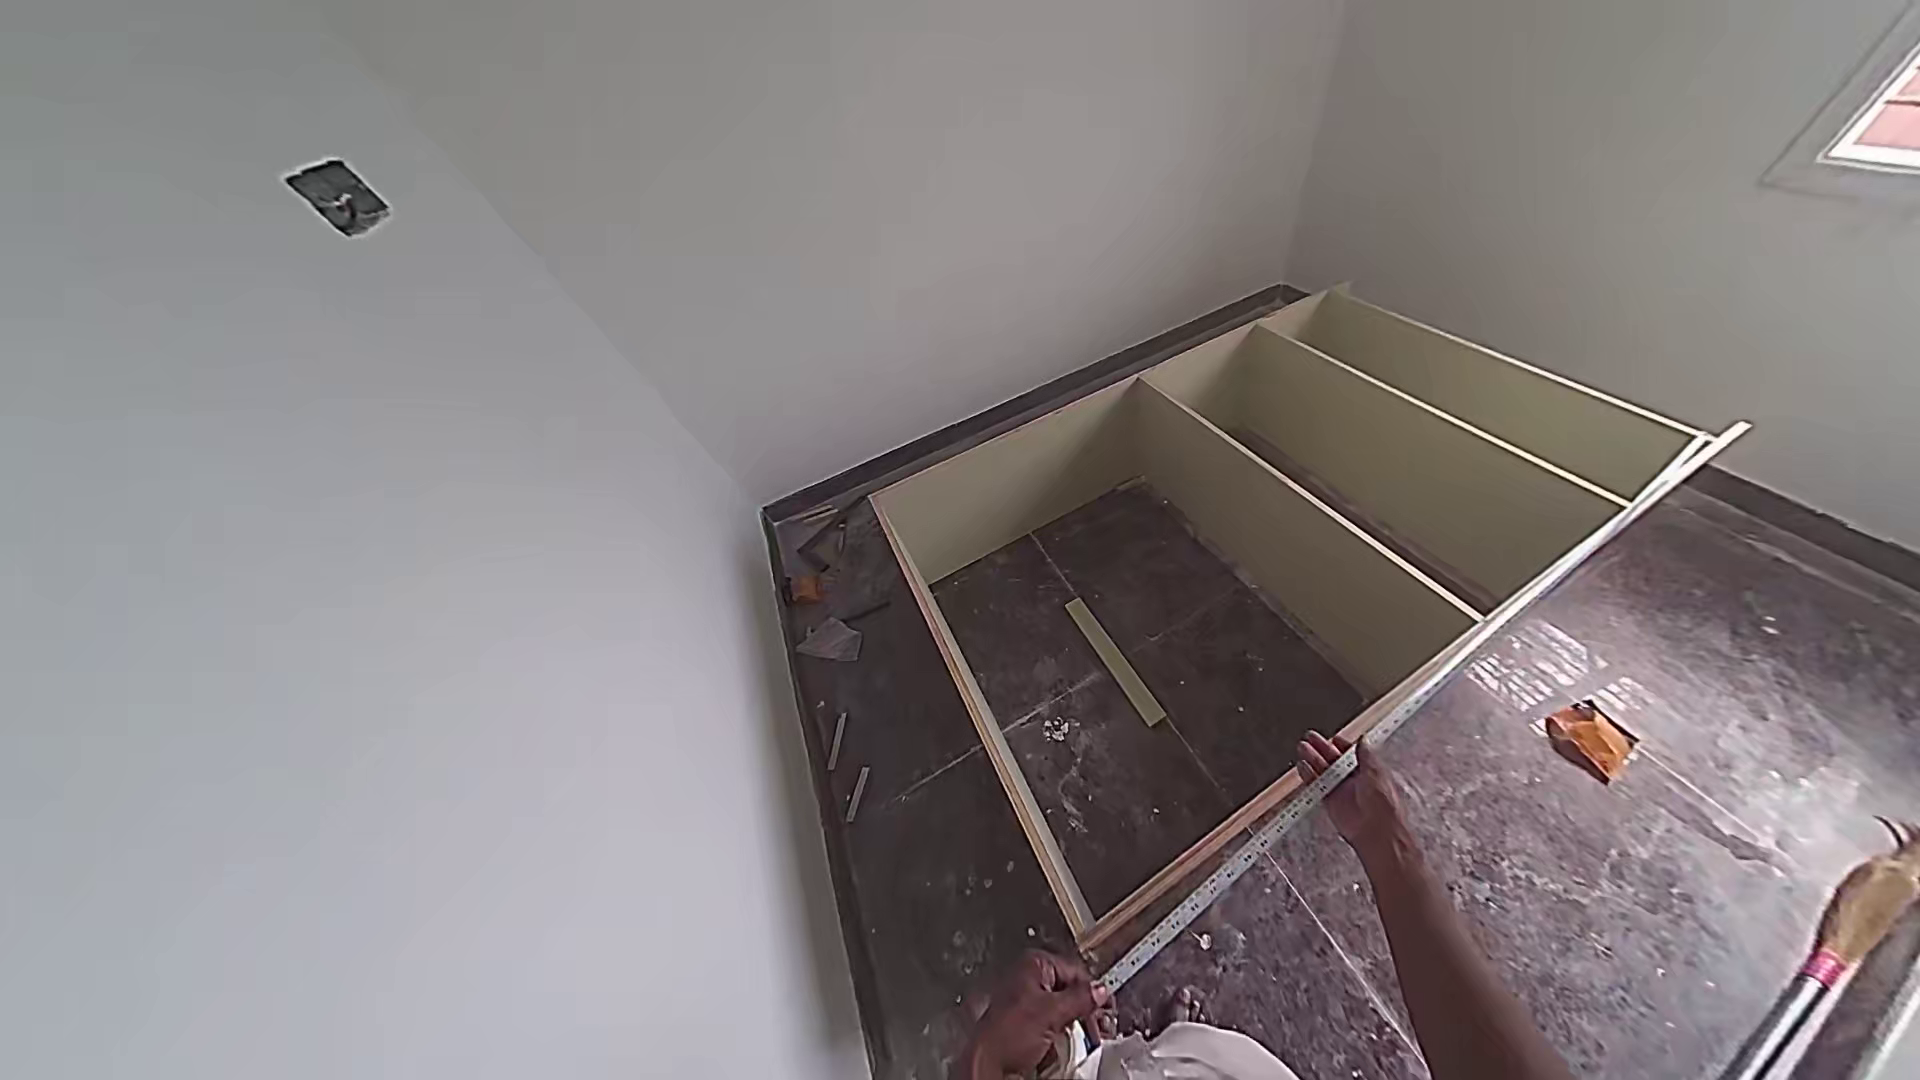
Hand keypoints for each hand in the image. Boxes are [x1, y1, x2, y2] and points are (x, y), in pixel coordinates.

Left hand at [954, 950, 1108, 1079]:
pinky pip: (1054, 1024)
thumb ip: (1079, 999)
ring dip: (1077, 1025)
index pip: (1074, 971)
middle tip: (1100, 1028)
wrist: (988, 1063)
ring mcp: (1029, 1000)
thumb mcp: (1050, 1012)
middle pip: (1069, 990)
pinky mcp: (1028, 1023)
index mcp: (1034, 964)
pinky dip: (1064, 1035)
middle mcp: (1031, 977)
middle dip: (1086, 1010)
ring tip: (1088, 1039)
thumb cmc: (1007, 1033)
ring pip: (1063, 1009)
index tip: (1107, 1008)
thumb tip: (1100, 990)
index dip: (1092, 990)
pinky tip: (1069, 1044)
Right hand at [1295, 731, 1407, 855]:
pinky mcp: (1330, 801)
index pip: (1351, 754)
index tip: (1332, 738)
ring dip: (1312, 758)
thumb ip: (1366, 755)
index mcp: (1368, 772)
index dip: (1341, 745)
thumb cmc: (1384, 806)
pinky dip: (1308, 775)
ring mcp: (1341, 790)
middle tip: (1310, 737)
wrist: (1377, 832)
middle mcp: (1353, 781)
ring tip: (1302, 747)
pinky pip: (1315, 785)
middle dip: (1321, 748)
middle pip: (1333, 760)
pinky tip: (1302, 766)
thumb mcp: (1376, 773)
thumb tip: (1362, 739)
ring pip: (1322, 770)